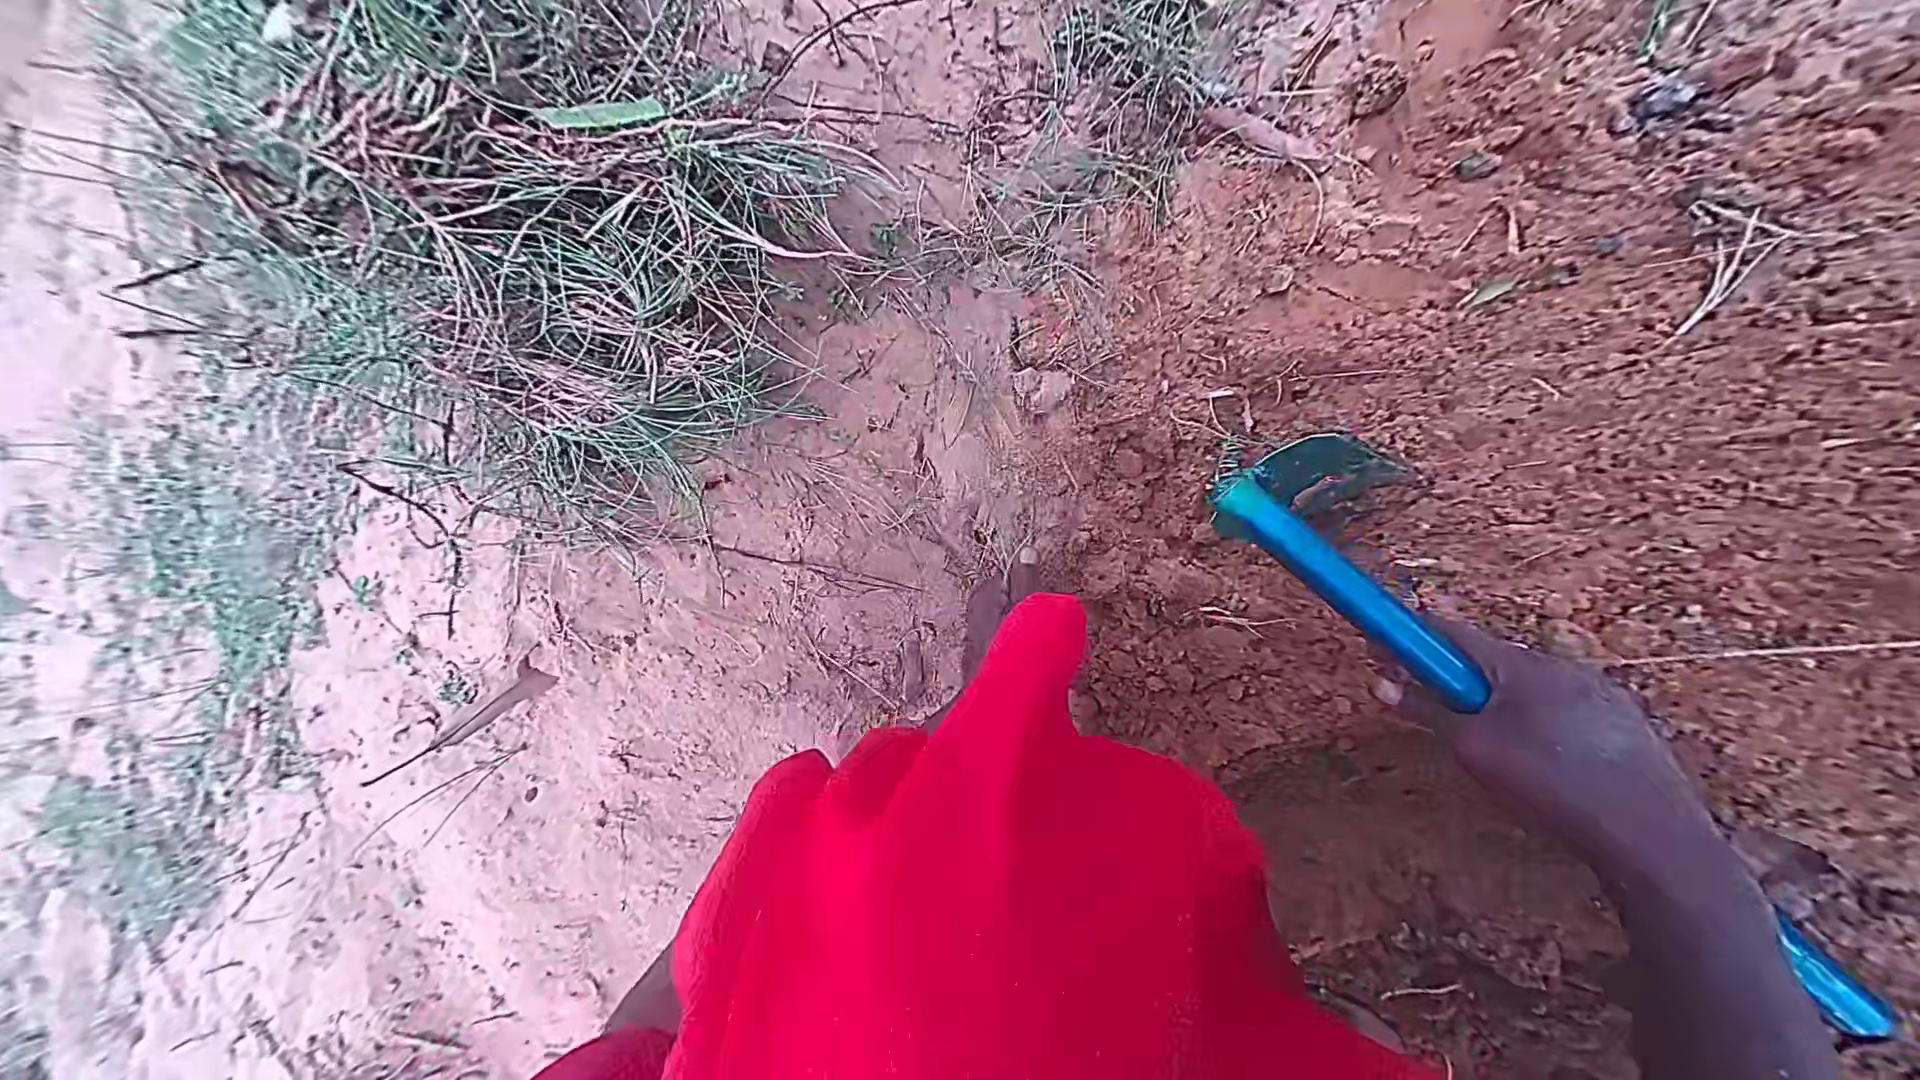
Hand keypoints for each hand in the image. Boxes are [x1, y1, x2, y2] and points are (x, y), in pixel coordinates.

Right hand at [1398, 619, 1721, 882]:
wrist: (1656, 844)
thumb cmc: (1548, 785)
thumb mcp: (1471, 747)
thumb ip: (1426, 710)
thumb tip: (1381, 685)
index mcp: (1522, 666)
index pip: (1450, 633)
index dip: (1411, 638)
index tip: (1381, 648)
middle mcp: (1564, 668)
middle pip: (1488, 659)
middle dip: (1452, 676)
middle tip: (1428, 703)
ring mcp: (1602, 695)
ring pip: (1524, 685)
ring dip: (1493, 699)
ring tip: (1486, 742)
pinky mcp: (1626, 724)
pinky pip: (1558, 706)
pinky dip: (1530, 717)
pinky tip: (1534, 757)